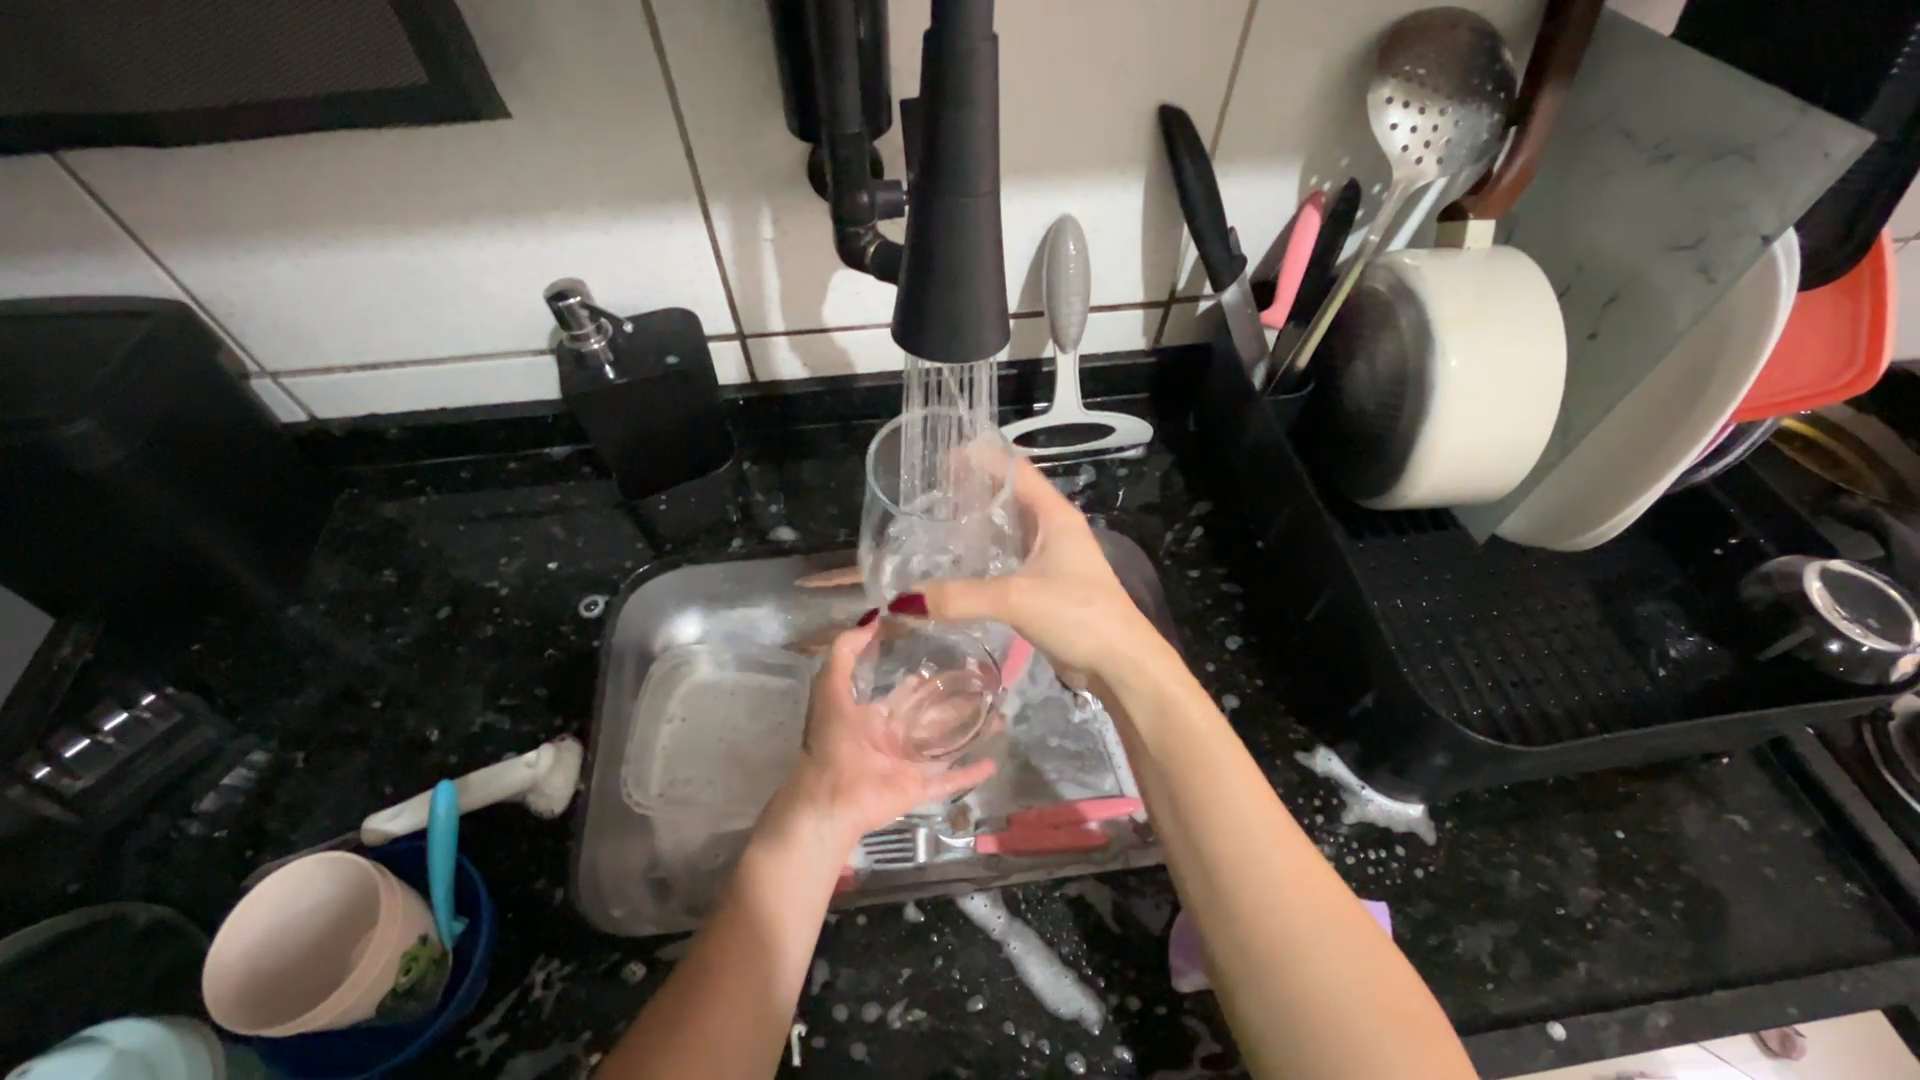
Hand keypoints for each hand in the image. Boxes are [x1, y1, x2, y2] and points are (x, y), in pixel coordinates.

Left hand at [771, 622, 997, 847]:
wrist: (829, 799)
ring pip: (946, 745)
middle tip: (985, 686)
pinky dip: (969, 773)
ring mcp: (909, 765)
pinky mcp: (919, 789)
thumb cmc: (830, 741)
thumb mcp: (830, 687)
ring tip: (999, 716)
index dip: (923, 680)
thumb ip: (844, 653)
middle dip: (954, 703)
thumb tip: (871, 620)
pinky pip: (949, 781)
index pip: (905, 694)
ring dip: (970, 733)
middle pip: (931, 717)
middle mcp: (895, 739)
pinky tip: (993, 762)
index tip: (950, 662)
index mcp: (874, 718)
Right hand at [914, 459, 1168, 685]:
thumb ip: (960, 597)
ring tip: (938, 525)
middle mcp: (1055, 530)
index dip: (982, 458)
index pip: (1016, 470)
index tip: (943, 457)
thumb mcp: (1015, 599)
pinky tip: (960, 569)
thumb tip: (903, 601)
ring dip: (981, 527)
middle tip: (931, 493)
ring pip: (1011, 532)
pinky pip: (1011, 562)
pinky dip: (986, 559)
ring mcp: (1053, 560)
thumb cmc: (1078, 614)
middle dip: (975, 492)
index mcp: (1055, 516)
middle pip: (1012, 498)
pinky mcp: (1048, 587)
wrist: (1120, 662)